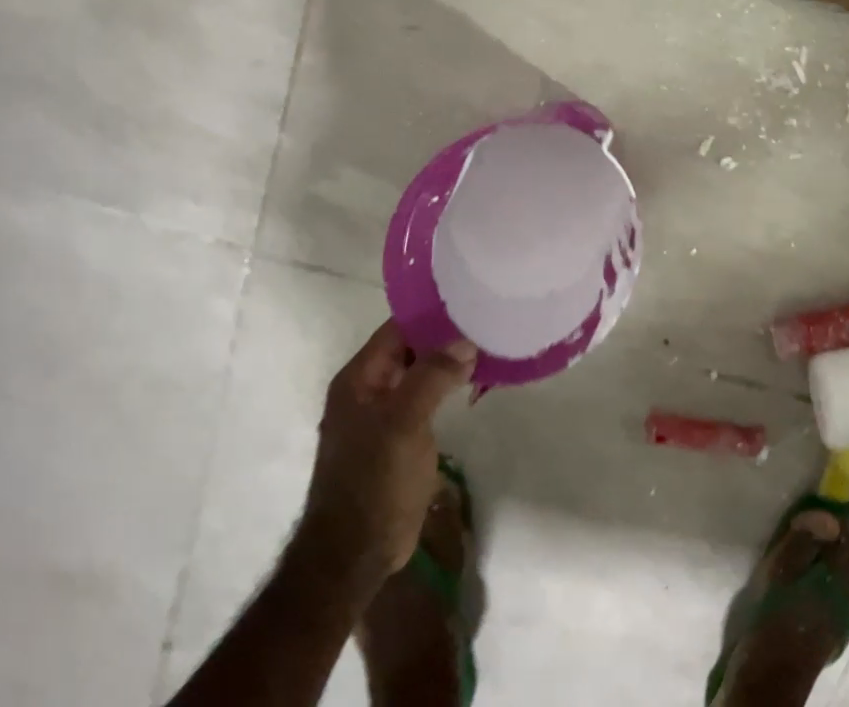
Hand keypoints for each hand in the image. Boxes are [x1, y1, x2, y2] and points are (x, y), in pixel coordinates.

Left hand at [296, 321, 475, 588]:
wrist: (356, 550)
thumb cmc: (374, 481)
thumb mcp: (403, 423)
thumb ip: (431, 377)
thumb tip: (464, 341)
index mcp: (359, 379)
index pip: (397, 329)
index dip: (432, 313)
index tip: (473, 297)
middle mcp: (368, 391)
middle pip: (410, 349)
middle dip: (446, 335)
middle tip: (491, 318)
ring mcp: (383, 416)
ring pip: (421, 374)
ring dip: (450, 362)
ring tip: (492, 346)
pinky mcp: (399, 440)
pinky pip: (426, 400)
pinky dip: (449, 388)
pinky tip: (476, 385)